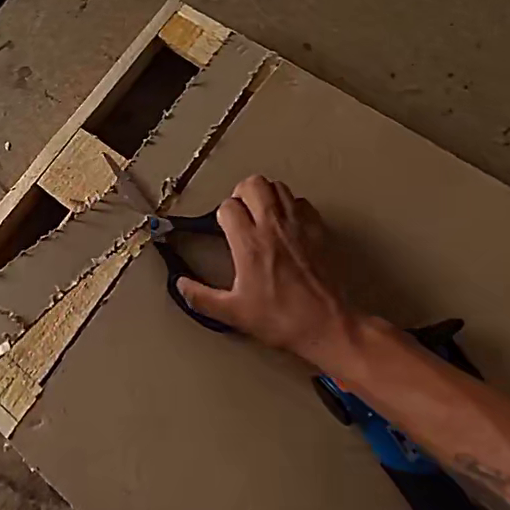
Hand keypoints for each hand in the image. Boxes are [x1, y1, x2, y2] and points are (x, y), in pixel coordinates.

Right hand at [174, 175, 376, 368]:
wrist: (327, 325)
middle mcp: (274, 228)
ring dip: (266, 194)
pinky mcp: (318, 230)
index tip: (224, 228)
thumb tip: (182, 286)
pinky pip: (302, 202)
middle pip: (254, 184)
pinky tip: (287, 222)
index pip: (228, 207)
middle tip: (240, 210)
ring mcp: (298, 226)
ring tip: (261, 212)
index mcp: (250, 245)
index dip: (222, 214)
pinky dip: (291, 205)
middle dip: (242, 192)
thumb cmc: (284, 319)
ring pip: (278, 186)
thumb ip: (202, 297)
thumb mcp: (234, 313)